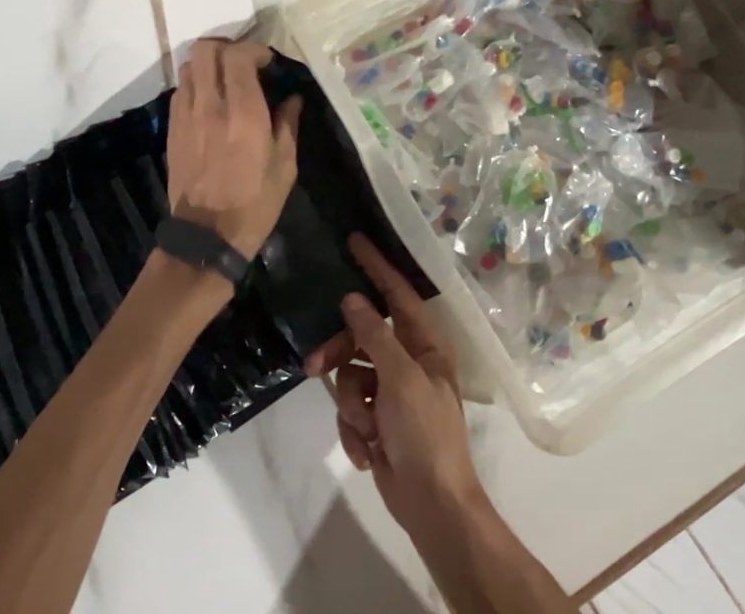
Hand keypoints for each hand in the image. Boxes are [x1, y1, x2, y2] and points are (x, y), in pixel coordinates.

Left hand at [166, 39, 301, 258]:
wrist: (207, 234)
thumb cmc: (255, 203)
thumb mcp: (285, 167)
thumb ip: (288, 125)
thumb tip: (292, 99)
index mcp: (244, 114)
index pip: (237, 57)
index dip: (253, 49)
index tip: (267, 62)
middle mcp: (210, 106)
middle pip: (205, 50)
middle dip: (226, 49)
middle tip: (243, 64)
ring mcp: (186, 116)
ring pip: (189, 67)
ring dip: (209, 65)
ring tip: (225, 81)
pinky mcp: (172, 128)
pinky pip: (181, 90)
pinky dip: (196, 85)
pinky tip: (209, 102)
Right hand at [328, 235, 485, 537]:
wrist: (431, 503)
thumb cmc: (425, 434)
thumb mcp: (401, 379)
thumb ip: (374, 336)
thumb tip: (352, 299)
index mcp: (426, 346)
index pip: (397, 295)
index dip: (376, 268)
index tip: (354, 241)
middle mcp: (408, 362)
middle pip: (359, 338)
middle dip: (339, 357)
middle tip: (313, 366)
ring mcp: (390, 391)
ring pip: (348, 376)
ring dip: (352, 407)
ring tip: (367, 431)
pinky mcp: (376, 419)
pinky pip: (349, 408)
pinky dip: (355, 430)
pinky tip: (369, 451)